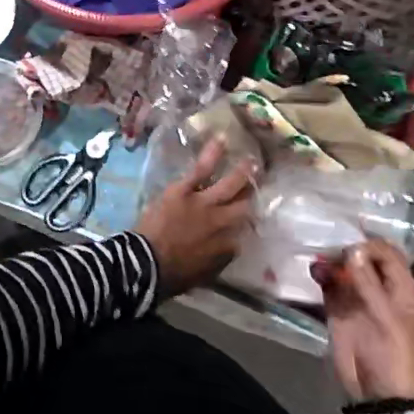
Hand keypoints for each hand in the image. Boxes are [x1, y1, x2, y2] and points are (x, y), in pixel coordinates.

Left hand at [134, 137, 256, 297]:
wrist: (148, 263)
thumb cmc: (175, 274)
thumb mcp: (207, 272)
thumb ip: (221, 255)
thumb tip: (230, 244)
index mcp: (229, 246)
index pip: (245, 230)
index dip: (249, 220)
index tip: (252, 212)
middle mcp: (224, 222)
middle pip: (245, 204)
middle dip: (255, 192)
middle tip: (265, 180)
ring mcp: (205, 203)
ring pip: (230, 184)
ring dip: (243, 172)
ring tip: (253, 159)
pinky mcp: (185, 190)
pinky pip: (202, 169)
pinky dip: (212, 154)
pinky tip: (221, 139)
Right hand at [317, 239, 413, 400]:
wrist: (382, 398)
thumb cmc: (398, 360)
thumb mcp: (389, 323)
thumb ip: (370, 286)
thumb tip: (353, 249)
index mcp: (405, 294)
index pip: (390, 257)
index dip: (370, 246)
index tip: (346, 243)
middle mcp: (382, 292)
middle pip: (365, 259)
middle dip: (345, 249)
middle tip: (326, 246)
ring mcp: (360, 301)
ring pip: (344, 270)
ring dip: (331, 261)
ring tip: (317, 259)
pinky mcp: (340, 311)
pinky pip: (330, 286)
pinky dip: (321, 276)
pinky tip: (313, 272)